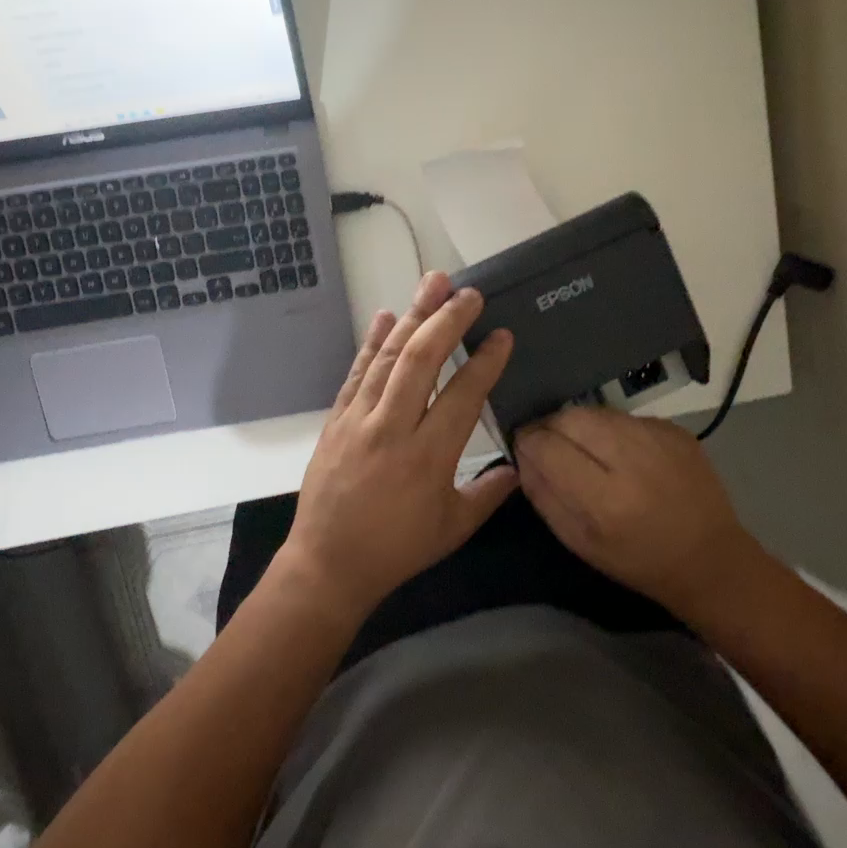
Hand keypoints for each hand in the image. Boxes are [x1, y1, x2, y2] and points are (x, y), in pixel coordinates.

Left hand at [277, 272, 517, 614]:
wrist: (329, 563)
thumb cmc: (397, 549)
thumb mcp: (453, 528)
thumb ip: (489, 494)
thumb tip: (517, 468)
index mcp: (429, 457)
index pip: (463, 395)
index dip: (486, 362)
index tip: (502, 335)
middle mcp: (393, 429)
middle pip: (421, 360)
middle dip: (447, 320)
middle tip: (469, 293)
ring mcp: (359, 421)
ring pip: (387, 358)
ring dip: (412, 318)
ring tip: (432, 284)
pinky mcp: (335, 421)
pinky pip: (355, 374)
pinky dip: (371, 343)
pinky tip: (386, 317)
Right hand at [514, 408, 760, 619]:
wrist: (708, 557)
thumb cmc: (637, 560)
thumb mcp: (578, 542)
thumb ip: (543, 495)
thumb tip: (522, 455)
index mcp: (605, 498)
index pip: (546, 445)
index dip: (527, 442)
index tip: (523, 449)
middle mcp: (632, 459)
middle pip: (569, 417)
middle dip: (550, 427)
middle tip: (549, 446)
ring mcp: (658, 439)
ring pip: (596, 411)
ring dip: (579, 426)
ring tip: (584, 451)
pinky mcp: (675, 430)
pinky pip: (625, 417)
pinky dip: (611, 430)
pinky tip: (620, 455)